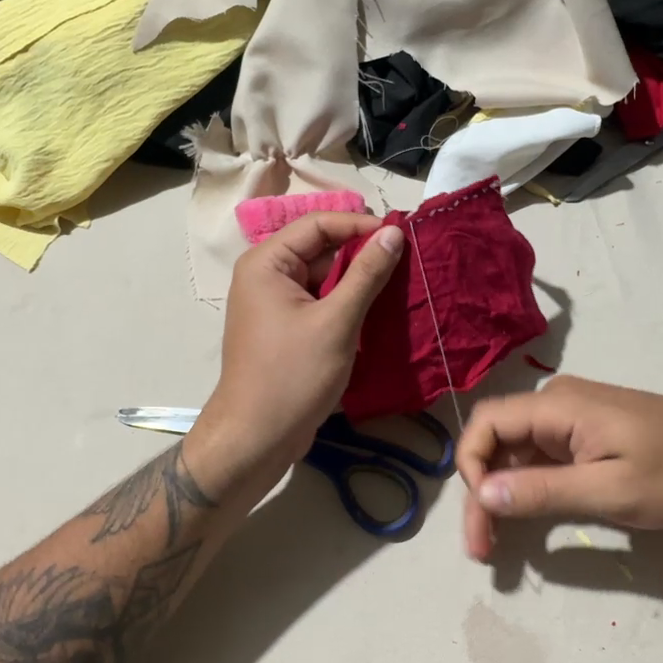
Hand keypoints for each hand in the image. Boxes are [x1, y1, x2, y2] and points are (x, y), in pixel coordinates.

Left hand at [187, 212, 404, 499]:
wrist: (256, 438)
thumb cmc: (292, 375)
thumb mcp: (336, 321)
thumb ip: (366, 274)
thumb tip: (394, 233)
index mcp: (267, 263)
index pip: (319, 224)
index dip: (360, 225)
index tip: (401, 236)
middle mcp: (267, 275)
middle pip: (322, 248)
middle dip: (363, 252)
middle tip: (407, 261)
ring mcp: (276, 303)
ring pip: (325, 276)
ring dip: (359, 279)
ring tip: (400, 284)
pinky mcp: (288, 327)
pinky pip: (322, 300)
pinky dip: (348, 302)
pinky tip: (379, 310)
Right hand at [455, 377, 662, 559]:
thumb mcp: (610, 490)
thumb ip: (544, 491)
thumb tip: (483, 492)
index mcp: (558, 405)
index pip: (488, 421)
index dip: (470, 462)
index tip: (483, 512)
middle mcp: (555, 403)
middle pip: (496, 440)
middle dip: (481, 491)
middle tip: (481, 549)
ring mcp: (568, 418)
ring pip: (513, 452)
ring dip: (499, 493)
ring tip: (494, 544)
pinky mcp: (581, 434)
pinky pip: (537, 456)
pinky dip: (524, 488)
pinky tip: (521, 520)